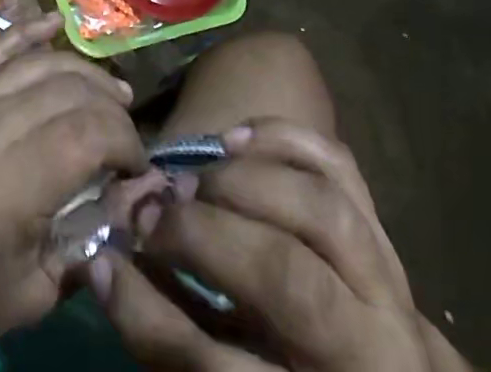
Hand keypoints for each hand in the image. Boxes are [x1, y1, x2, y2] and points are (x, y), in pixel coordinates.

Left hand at [0, 15, 148, 360]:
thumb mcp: (40, 289)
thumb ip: (97, 233)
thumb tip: (145, 187)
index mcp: (5, 187)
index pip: (88, 133)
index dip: (127, 142)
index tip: (136, 168)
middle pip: (71, 91)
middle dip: (113, 111)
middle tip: (125, 139)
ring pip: (42, 62)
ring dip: (87, 74)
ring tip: (114, 95)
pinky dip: (31, 32)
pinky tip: (59, 24)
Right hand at [92, 118, 468, 371]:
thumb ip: (170, 331)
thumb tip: (106, 266)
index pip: (217, 363)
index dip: (146, 311)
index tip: (103, 263)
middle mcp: (367, 347)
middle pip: (283, 274)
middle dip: (202, 234)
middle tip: (153, 217)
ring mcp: (388, 282)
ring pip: (321, 210)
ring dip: (244, 183)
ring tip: (196, 181)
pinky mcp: (384, 231)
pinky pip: (341, 167)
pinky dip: (285, 140)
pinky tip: (233, 141)